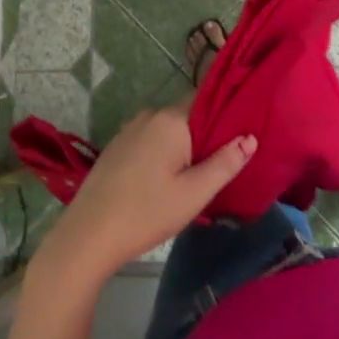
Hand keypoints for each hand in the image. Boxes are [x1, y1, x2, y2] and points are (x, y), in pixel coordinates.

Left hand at [35, 105, 255, 281]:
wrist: (88, 236)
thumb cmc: (146, 213)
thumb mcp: (194, 193)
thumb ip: (225, 163)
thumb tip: (250, 137)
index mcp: (171, 120)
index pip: (207, 101)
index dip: (226, 116)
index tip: (242, 134)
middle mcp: (149, 116)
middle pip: (187, 117)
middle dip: (205, 136)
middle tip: (222, 165)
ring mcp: (128, 131)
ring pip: (167, 132)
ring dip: (182, 148)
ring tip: (197, 177)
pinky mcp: (115, 149)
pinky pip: (149, 142)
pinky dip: (162, 155)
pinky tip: (165, 181)